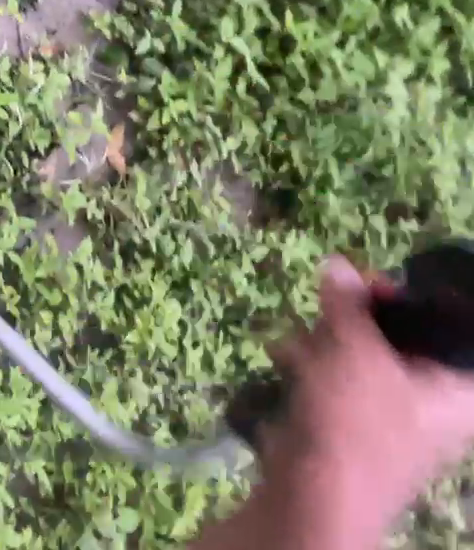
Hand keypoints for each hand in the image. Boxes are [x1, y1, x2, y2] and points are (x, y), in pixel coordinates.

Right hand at [258, 257, 473, 546]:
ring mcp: (397, 409)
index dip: (405, 302)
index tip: (362, 282)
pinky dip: (311, 361)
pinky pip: (338, 372)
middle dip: (350, 322)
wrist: (320, 483)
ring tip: (298, 345)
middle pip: (396, 336)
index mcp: (460, 388)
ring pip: (360, 352)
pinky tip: (289, 360)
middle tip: (324, 316)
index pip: (445, 328)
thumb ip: (347, 306)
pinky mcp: (357, 415)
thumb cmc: (356, 419)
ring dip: (322, 339)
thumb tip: (338, 263)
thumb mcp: (352, 352)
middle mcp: (438, 397)